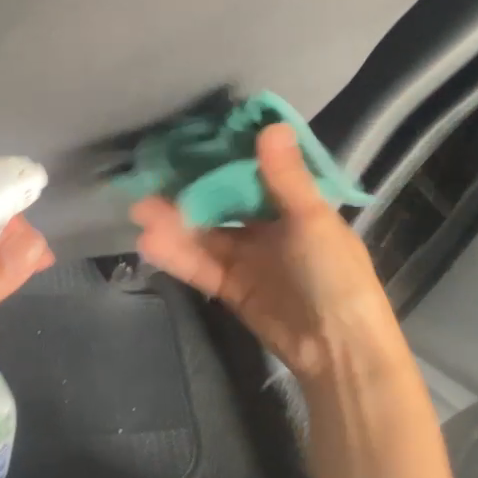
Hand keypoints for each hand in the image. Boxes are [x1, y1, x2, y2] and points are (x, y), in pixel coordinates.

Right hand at [132, 124, 393, 378]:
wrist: (339, 352)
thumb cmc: (336, 277)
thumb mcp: (313, 222)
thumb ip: (285, 178)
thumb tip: (271, 125)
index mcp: (295, 206)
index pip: (252, 173)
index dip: (221, 158)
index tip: (188, 140)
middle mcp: (268, 227)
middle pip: (220, 203)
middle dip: (187, 191)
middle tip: (150, 176)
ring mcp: (247, 258)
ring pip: (204, 234)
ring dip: (174, 222)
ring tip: (139, 209)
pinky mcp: (231, 287)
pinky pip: (200, 265)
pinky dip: (177, 254)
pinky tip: (149, 242)